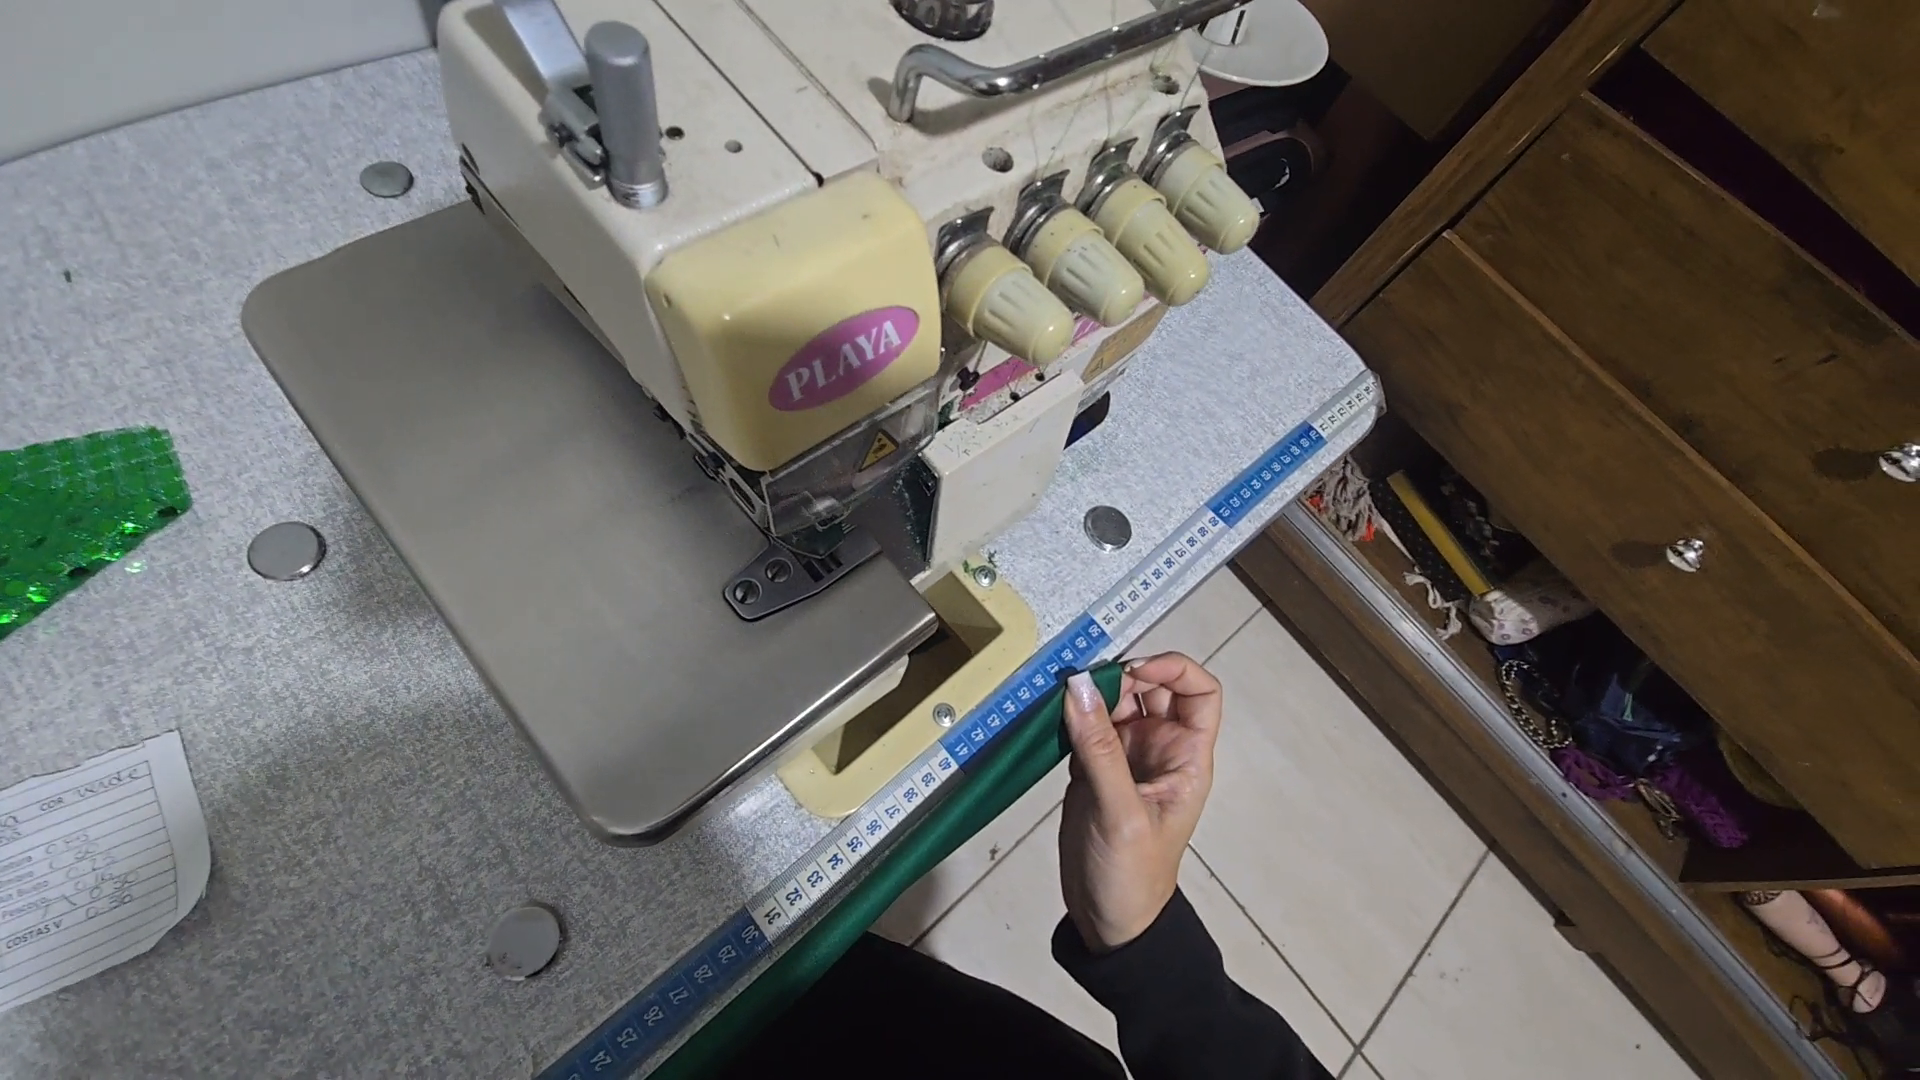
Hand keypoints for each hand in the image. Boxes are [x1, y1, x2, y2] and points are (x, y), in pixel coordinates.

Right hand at [1059, 652, 1222, 952]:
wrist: (1108, 923)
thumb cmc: (1133, 876)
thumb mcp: (1121, 812)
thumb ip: (1099, 747)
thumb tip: (1078, 684)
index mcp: (1186, 756)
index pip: (1199, 692)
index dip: (1174, 669)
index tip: (1134, 669)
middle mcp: (1159, 747)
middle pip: (1151, 688)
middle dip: (1122, 675)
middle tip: (1085, 680)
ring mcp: (1125, 755)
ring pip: (1115, 702)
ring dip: (1092, 691)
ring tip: (1061, 692)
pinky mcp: (1092, 766)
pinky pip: (1086, 724)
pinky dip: (1071, 713)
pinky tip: (1051, 711)